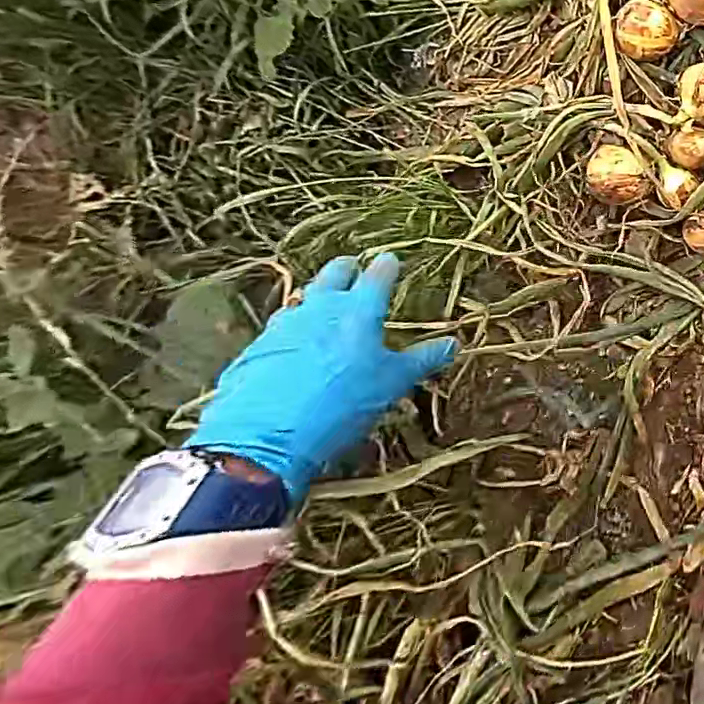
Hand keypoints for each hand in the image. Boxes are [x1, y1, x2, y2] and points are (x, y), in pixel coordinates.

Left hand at [187, 254, 455, 499]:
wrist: (260, 443)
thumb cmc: (342, 402)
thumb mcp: (393, 382)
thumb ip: (424, 359)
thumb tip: (453, 344)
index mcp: (357, 310)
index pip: (377, 276)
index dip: (387, 266)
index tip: (391, 260)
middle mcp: (317, 310)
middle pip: (331, 276)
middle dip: (345, 269)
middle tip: (353, 266)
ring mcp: (279, 330)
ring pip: (300, 301)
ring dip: (315, 298)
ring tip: (324, 303)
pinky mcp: (250, 354)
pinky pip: (277, 331)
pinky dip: (293, 330)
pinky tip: (295, 346)